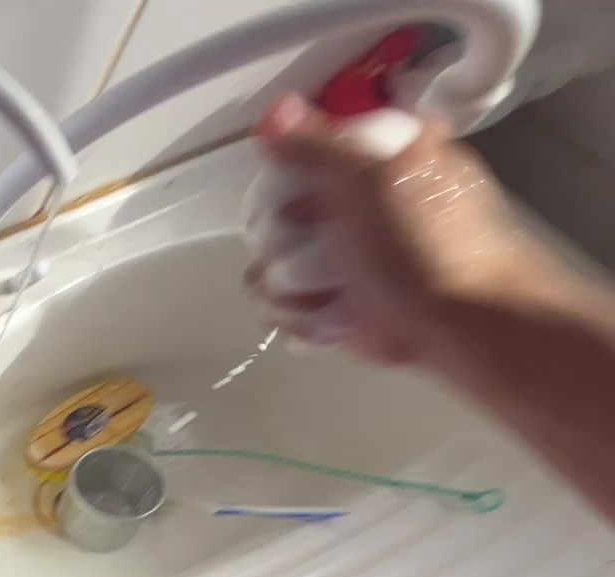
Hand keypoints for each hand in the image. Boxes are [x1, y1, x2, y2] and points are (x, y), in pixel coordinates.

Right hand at [245, 94, 556, 366]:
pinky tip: (330, 316)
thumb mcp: (376, 180)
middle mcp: (349, 206)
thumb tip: (274, 113)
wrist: (452, 324)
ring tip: (333, 294)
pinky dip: (298, 316)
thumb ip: (319, 146)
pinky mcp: (322, 299)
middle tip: (327, 251)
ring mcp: (333, 256)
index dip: (283, 185)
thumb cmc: (429, 248)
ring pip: (264, 270)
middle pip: (266, 223)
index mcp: (371, 162)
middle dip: (283, 248)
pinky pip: (276, 305)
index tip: (301, 203)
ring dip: (291, 290)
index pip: (293, 160)